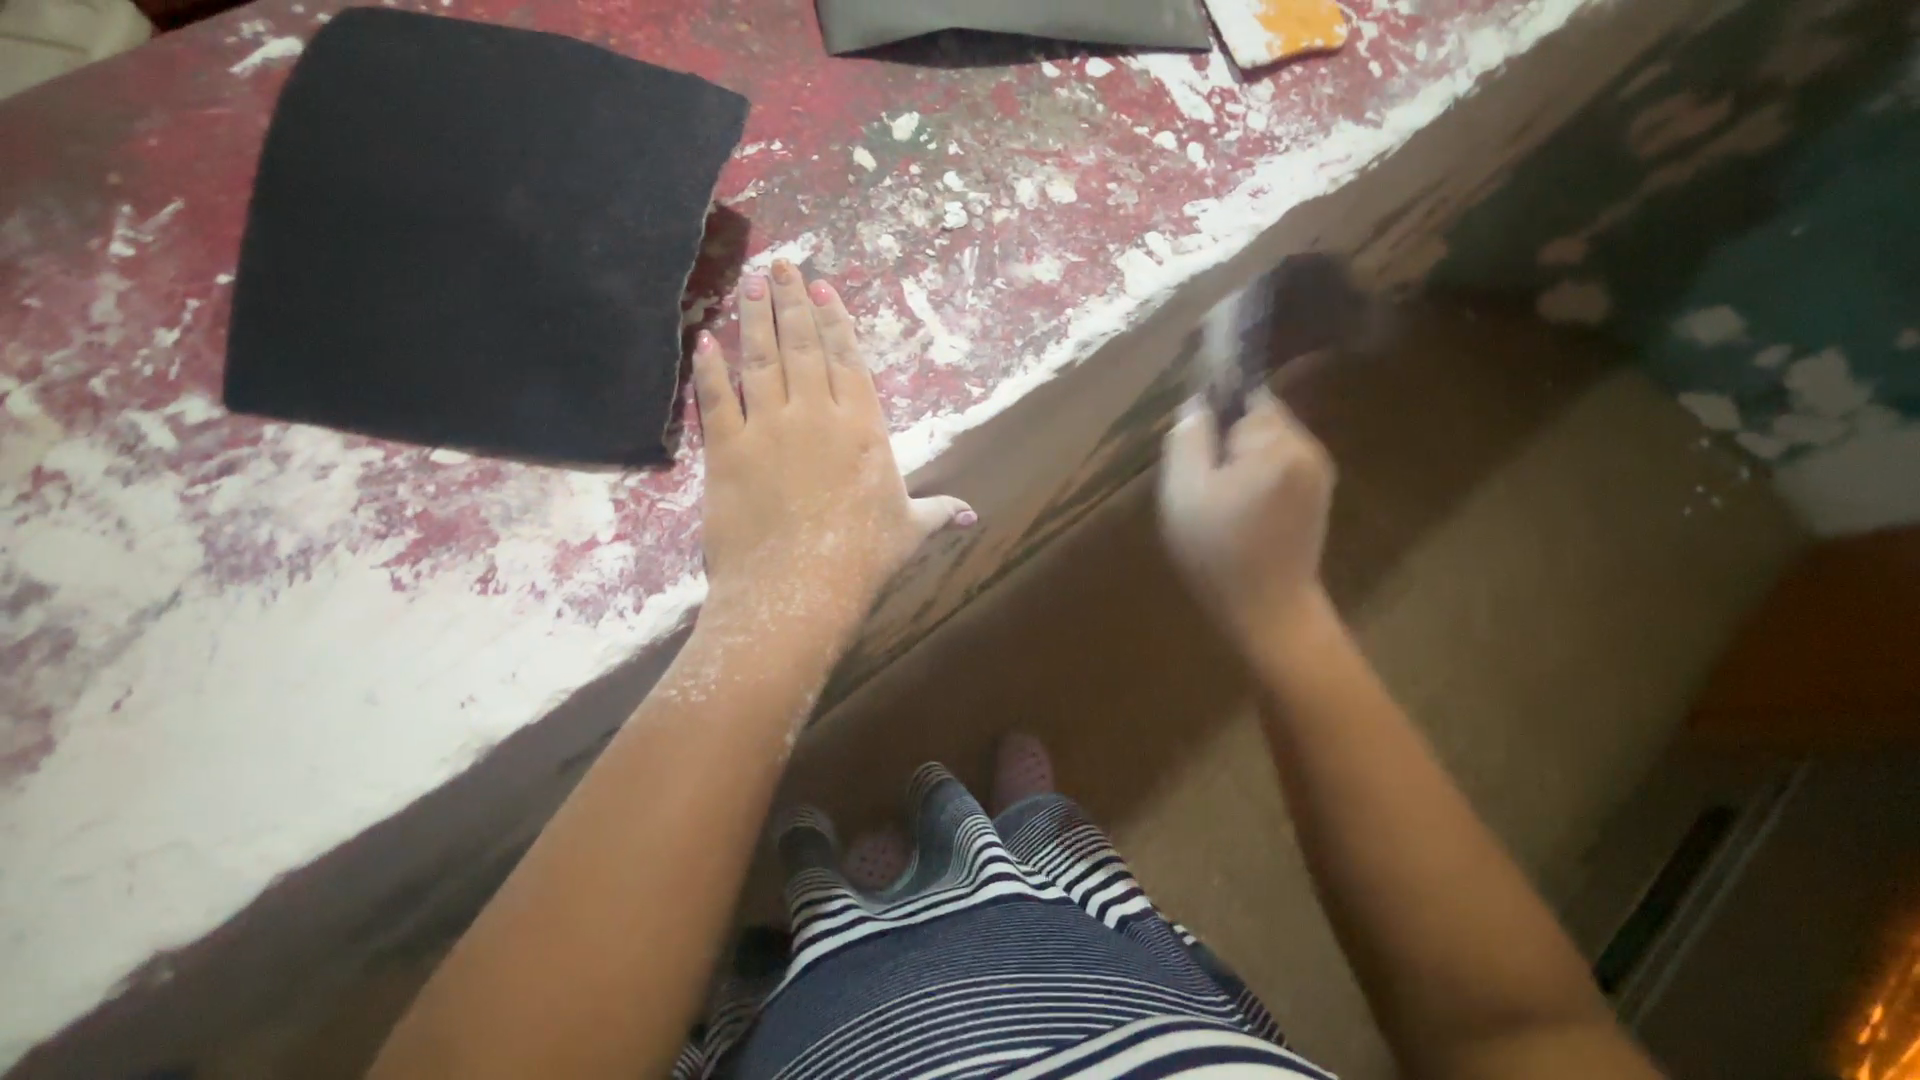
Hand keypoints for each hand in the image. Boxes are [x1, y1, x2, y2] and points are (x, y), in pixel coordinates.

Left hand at [691, 260, 973, 637]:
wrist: (798, 589)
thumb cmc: (862, 560)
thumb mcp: (908, 532)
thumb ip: (937, 512)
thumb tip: (971, 516)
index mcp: (862, 427)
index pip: (846, 359)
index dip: (833, 320)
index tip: (822, 287)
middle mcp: (815, 414)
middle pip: (801, 345)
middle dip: (791, 301)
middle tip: (781, 264)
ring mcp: (768, 428)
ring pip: (759, 359)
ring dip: (754, 318)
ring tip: (751, 284)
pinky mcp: (726, 451)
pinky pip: (715, 399)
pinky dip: (708, 368)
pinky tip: (704, 341)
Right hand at [1156, 389, 1334, 648]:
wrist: (1268, 612)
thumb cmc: (1219, 552)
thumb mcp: (1184, 492)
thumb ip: (1188, 438)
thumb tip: (1198, 404)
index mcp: (1278, 442)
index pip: (1245, 395)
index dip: (1216, 417)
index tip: (1197, 451)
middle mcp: (1309, 449)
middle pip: (1259, 419)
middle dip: (1229, 442)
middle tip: (1203, 485)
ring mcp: (1319, 474)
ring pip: (1269, 445)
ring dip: (1243, 463)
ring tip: (1220, 503)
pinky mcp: (1318, 498)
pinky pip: (1280, 469)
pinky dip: (1258, 481)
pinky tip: (1242, 514)